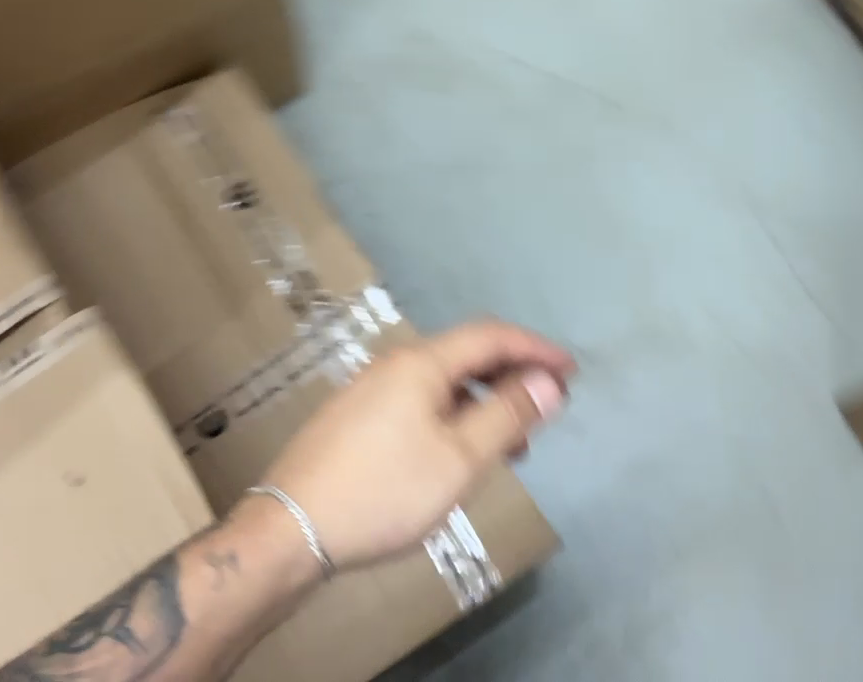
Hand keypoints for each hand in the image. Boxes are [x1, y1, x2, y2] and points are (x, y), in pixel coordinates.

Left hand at [258, 317, 574, 571]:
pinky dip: (453, 415)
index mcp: (420, 363)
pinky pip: (419, 401)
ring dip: (483, 401)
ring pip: (441, 382)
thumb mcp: (458, 459)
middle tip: (546, 409)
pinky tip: (459, 452)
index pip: (490, 336)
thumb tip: (546, 381)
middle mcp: (394, 364)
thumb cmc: (384, 491)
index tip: (570, 371)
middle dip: (511, 375)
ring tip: (512, 443)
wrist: (292, 526)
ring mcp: (370, 389)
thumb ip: (506, 416)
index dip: (534, 348)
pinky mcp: (356, 416)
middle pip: (464, 355)